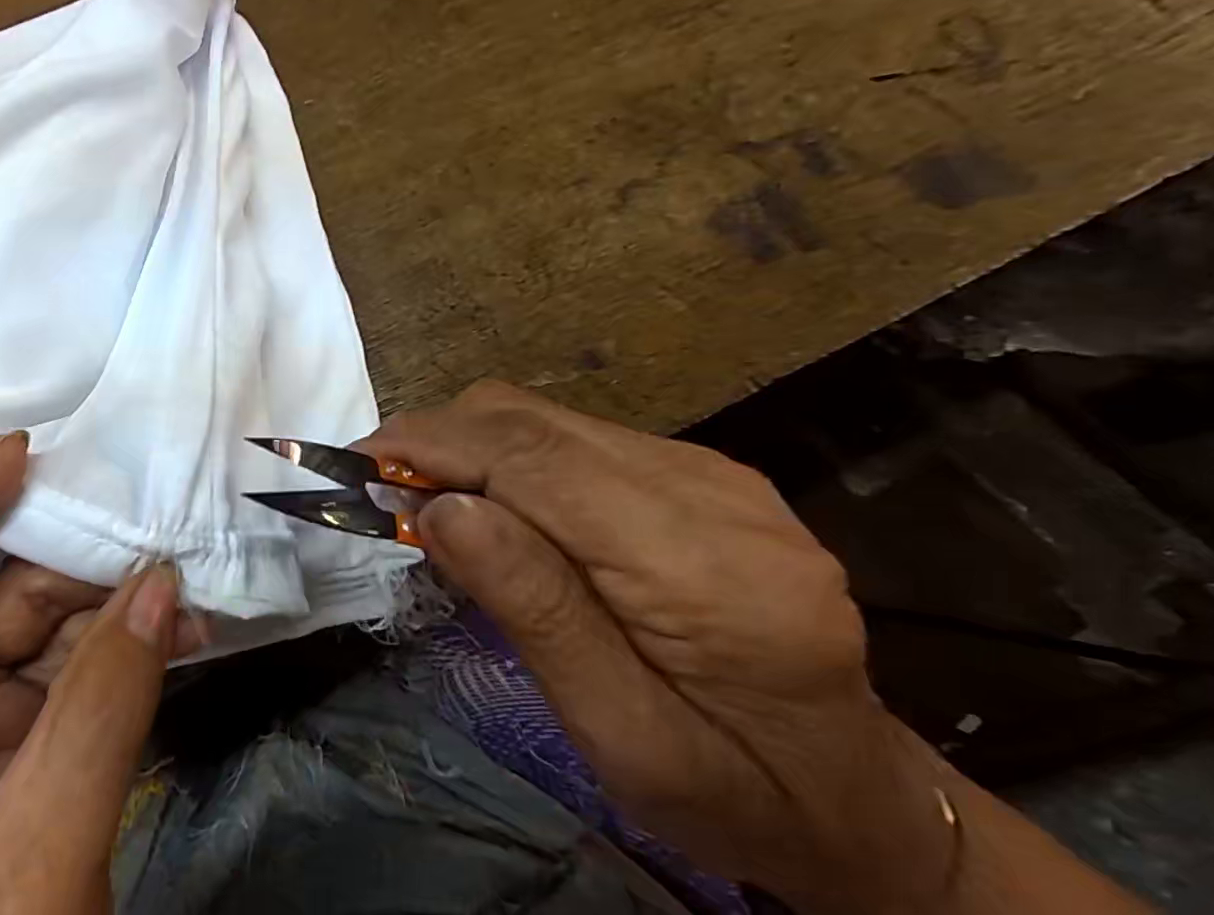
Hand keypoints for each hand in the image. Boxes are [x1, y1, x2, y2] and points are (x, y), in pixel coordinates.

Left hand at [0, 432, 198, 914]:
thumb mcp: (19, 873)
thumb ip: (94, 720)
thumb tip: (161, 587)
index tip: (18, 454)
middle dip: (47, 558)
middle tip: (125, 516)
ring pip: (25, 644)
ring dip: (103, 606)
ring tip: (176, 582)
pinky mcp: (7, 776)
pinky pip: (65, 690)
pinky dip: (120, 658)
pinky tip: (175, 635)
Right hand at [360, 382, 955, 913]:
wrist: (856, 792)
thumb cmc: (733, 793)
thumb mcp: (623, 739)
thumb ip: (538, 613)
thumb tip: (444, 507)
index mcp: (704, 568)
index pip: (538, 461)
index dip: (435, 447)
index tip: (357, 462)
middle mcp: (713, 491)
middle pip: (537, 422)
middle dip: (438, 439)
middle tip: (375, 486)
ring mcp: (711, 473)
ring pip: (549, 420)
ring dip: (469, 447)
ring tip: (420, 499)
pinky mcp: (698, 475)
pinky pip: (575, 440)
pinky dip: (509, 459)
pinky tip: (491, 507)